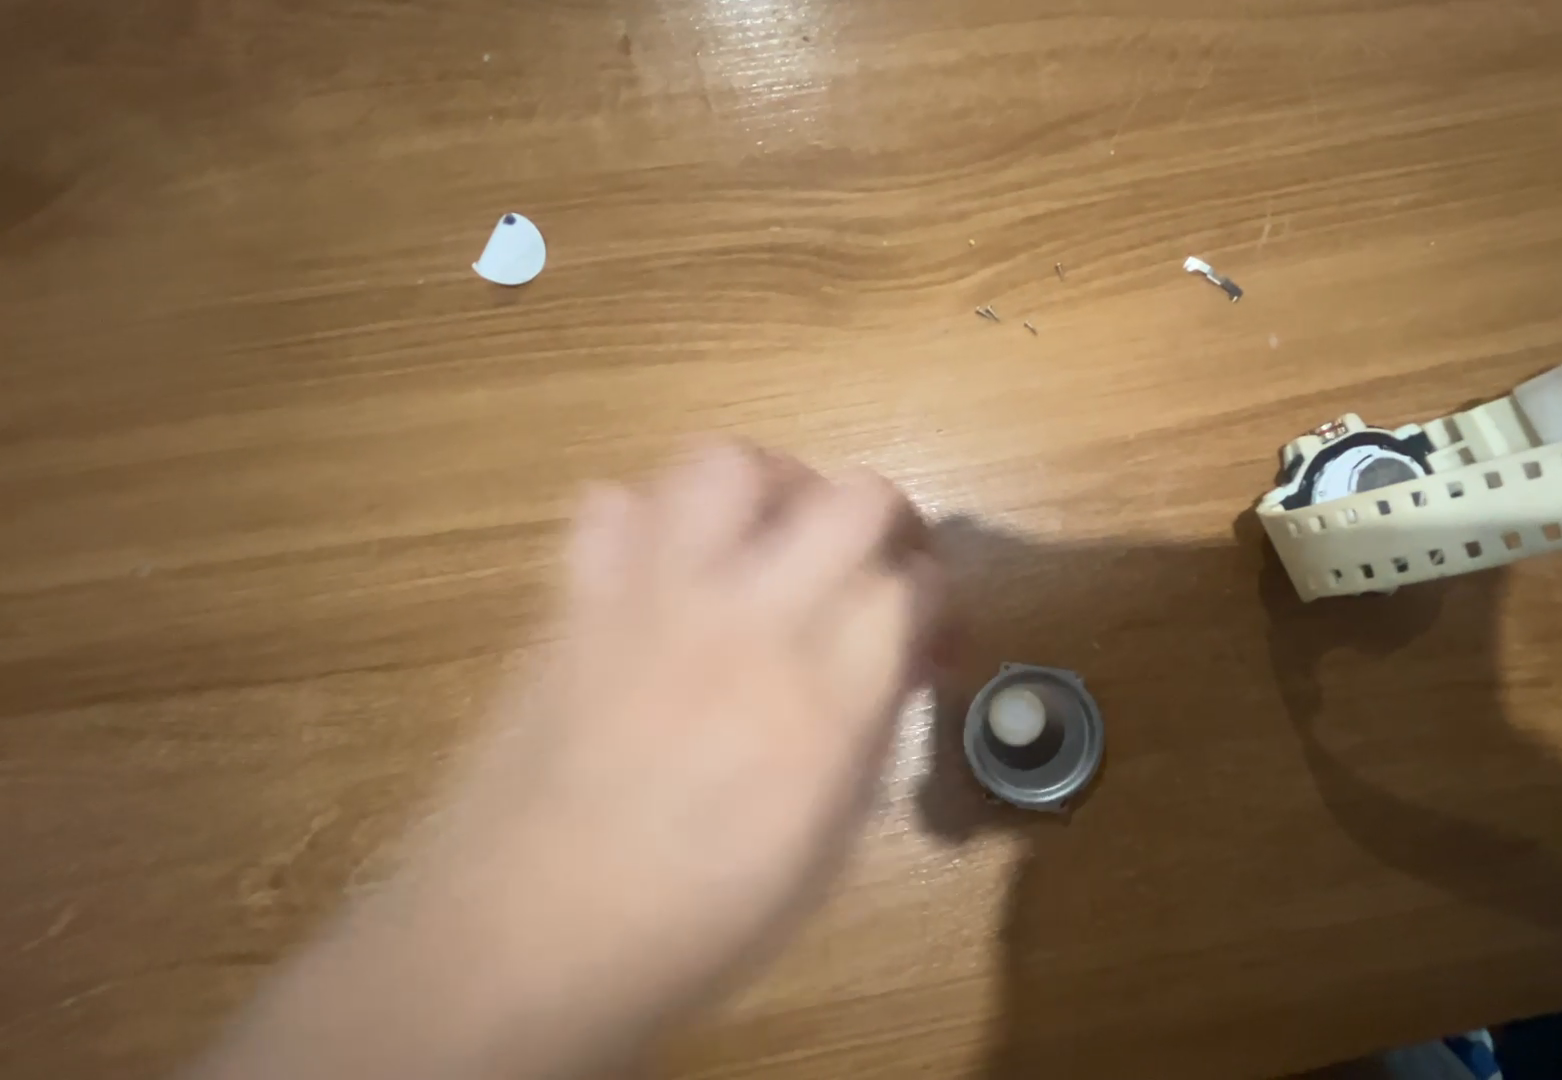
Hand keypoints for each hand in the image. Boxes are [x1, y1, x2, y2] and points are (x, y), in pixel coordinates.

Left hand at [193, 441, 946, 1079]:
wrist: (523, 944)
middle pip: (854, 498)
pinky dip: (654, 521)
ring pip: (730, 464)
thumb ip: (874, 724)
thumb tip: (898, 655)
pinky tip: (670, 569)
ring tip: (777, 534)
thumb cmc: (702, 913)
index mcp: (826, 700)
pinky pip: (615, 505)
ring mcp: (656, 599)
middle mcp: (752, 624)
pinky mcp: (578, 600)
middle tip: (876, 560)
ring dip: (775, 488)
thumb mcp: (830, 839)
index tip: (926, 624)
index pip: (915, 586)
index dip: (936, 595)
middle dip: (887, 519)